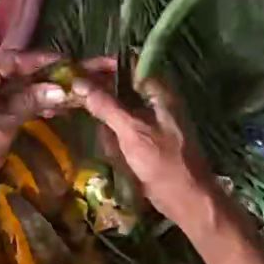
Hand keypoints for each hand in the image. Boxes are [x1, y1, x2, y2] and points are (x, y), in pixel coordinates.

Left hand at [0, 49, 68, 208]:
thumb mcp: (2, 127)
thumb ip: (29, 104)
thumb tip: (60, 89)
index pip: (9, 60)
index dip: (37, 60)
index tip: (63, 63)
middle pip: (9, 72)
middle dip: (38, 77)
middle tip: (66, 82)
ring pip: (8, 89)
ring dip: (32, 92)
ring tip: (60, 99)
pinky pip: (2, 102)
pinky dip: (22, 105)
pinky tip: (43, 111)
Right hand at [68, 64, 217, 227]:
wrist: (188, 200)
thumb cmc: (163, 162)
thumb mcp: (131, 131)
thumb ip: (106, 105)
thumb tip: (79, 83)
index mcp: (159, 92)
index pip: (130, 64)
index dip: (105, 63)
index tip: (80, 69)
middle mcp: (158, 100)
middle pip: (124, 84)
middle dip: (100, 88)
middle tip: (74, 92)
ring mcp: (154, 119)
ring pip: (122, 105)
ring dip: (105, 110)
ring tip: (83, 111)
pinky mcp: (149, 137)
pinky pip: (126, 125)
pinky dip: (112, 128)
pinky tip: (101, 137)